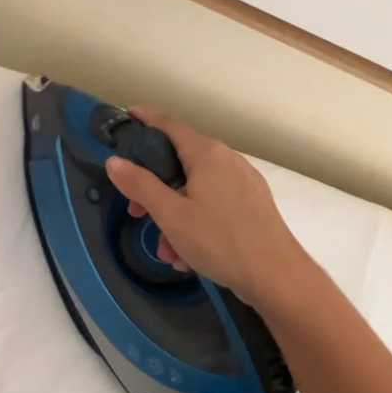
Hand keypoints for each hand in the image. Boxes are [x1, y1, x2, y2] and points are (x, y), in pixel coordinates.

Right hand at [104, 107, 310, 307]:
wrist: (276, 275)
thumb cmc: (219, 240)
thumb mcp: (170, 215)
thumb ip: (140, 185)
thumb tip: (115, 161)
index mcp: (208, 154)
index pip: (170, 124)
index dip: (146, 119)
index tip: (126, 118)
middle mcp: (228, 160)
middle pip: (181, 163)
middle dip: (154, 189)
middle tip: (135, 212)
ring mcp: (244, 183)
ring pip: (196, 190)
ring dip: (174, 216)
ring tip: (167, 250)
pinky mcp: (253, 205)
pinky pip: (214, 205)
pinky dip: (195, 222)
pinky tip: (189, 254)